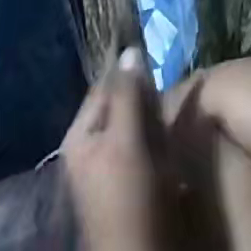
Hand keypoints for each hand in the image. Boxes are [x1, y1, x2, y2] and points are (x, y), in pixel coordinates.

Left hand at [62, 47, 173, 250]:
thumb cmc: (129, 200)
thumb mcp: (127, 143)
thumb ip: (128, 97)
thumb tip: (130, 50)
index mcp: (79, 135)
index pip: (104, 87)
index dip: (129, 73)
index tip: (157, 63)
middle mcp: (89, 148)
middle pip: (120, 106)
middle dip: (144, 98)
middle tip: (168, 94)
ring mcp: (109, 167)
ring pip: (135, 126)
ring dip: (154, 119)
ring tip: (171, 117)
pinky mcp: (130, 183)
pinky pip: (144, 148)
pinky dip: (158, 141)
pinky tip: (171, 144)